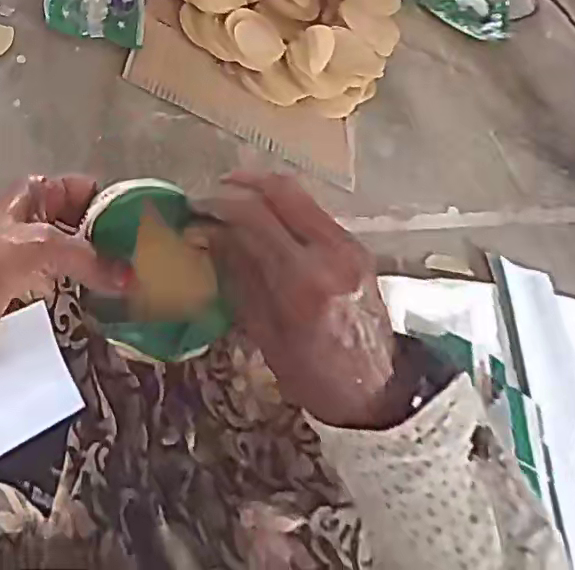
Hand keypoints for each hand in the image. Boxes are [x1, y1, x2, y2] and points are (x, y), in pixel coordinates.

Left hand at [0, 176, 130, 313]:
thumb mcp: (43, 247)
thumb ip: (89, 259)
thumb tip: (131, 277)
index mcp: (37, 191)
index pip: (87, 189)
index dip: (112, 205)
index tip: (137, 227)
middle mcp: (37, 211)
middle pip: (84, 219)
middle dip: (108, 237)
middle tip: (137, 257)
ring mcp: (32, 241)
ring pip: (76, 246)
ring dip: (97, 260)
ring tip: (126, 276)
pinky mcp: (28, 270)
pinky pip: (65, 268)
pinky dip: (83, 277)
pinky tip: (102, 291)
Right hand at [201, 173, 410, 428]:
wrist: (379, 392)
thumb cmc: (314, 375)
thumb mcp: (264, 333)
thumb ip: (238, 274)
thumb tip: (207, 233)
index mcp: (303, 280)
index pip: (255, 218)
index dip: (219, 206)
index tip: (195, 210)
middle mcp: (330, 251)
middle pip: (281, 190)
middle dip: (241, 183)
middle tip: (213, 193)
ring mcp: (349, 244)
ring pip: (300, 195)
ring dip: (262, 191)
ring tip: (233, 202)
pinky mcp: (357, 245)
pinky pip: (313, 212)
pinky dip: (284, 207)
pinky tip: (264, 221)